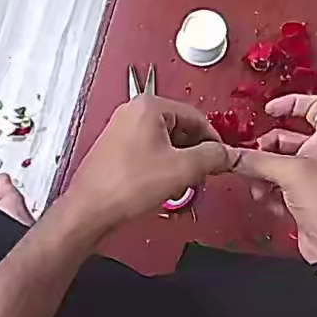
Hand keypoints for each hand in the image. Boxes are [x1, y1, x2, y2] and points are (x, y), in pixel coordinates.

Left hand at [56, 95, 232, 236]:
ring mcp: (123, 129)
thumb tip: (227, 153)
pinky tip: (164, 185)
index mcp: (149, 106)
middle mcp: (134, 112)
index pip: (196, 117)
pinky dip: (163, 166)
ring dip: (180, 162)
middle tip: (203, 173)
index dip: (213, 140)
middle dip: (195, 152)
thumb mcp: (183, 169)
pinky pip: (151, 151)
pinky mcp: (117, 148)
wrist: (90, 210)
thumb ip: (212, 156)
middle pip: (181, 128)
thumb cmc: (126, 186)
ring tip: (182, 182)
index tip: (221, 158)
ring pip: (167, 141)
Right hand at [229, 94, 316, 263]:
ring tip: (256, 186)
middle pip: (289, 138)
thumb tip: (231, 154)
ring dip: (264, 173)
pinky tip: (268, 201)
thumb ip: (257, 160)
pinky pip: (282, 185)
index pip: (314, 105)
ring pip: (282, 164)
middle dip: (266, 149)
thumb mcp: (291, 172)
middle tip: (250, 159)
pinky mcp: (308, 197)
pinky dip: (272, 190)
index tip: (268, 111)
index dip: (291, 104)